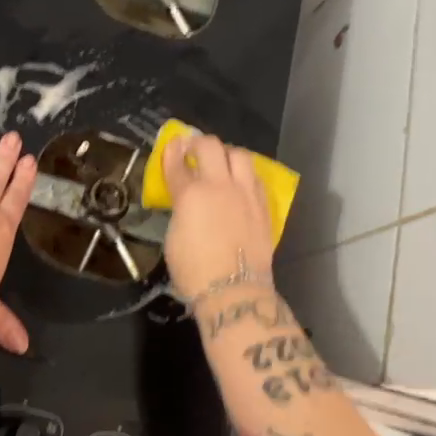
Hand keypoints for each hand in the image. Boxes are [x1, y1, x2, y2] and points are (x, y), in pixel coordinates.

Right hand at [159, 133, 277, 298]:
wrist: (235, 292)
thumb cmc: (194, 271)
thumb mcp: (174, 237)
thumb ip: (180, 209)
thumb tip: (185, 201)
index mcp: (191, 194)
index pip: (177, 162)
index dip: (171, 151)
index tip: (171, 145)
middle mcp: (220, 186)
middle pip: (211, 146)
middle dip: (198, 143)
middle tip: (193, 150)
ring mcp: (246, 194)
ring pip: (240, 155)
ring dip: (227, 154)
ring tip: (221, 163)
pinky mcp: (264, 207)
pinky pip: (255, 178)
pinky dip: (244, 175)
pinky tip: (239, 184)